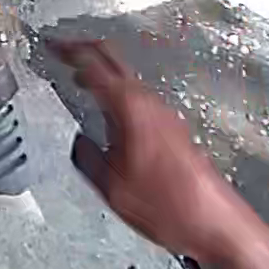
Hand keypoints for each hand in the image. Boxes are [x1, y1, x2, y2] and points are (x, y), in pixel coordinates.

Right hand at [55, 40, 258, 263]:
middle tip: (61, 49)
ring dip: (99, 70)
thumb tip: (80, 142)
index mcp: (128, 104)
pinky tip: (107, 108)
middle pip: (110, 55)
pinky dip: (114, 88)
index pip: (91, 61)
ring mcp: (161, 109)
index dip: (67, 49)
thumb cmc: (169, 205)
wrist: (217, 223)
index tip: (51, 44)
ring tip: (78, 78)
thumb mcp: (111, 187)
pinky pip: (134, 92)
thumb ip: (87, 156)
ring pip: (123, 74)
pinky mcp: (169, 123)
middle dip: (83, 48)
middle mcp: (146, 98)